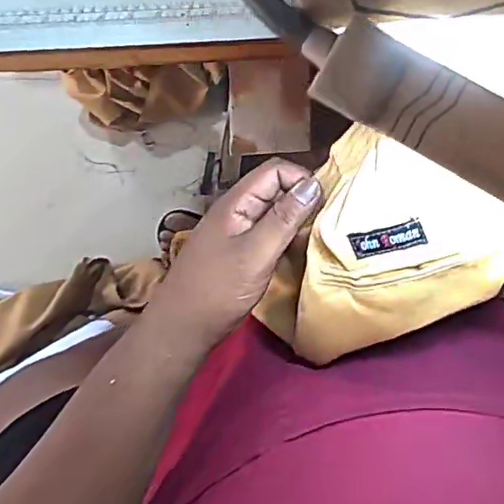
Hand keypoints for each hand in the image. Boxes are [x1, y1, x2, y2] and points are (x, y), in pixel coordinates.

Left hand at [146, 160, 321, 347]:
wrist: (179, 333)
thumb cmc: (216, 292)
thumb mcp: (256, 254)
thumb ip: (285, 218)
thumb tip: (314, 185)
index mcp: (236, 203)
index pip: (276, 170)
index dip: (302, 179)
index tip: (323, 203)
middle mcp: (238, 210)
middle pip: (277, 187)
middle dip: (303, 198)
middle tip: (324, 220)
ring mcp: (238, 230)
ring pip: (276, 209)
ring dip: (298, 218)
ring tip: (316, 235)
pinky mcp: (242, 248)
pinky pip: (271, 230)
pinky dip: (288, 235)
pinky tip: (299, 250)